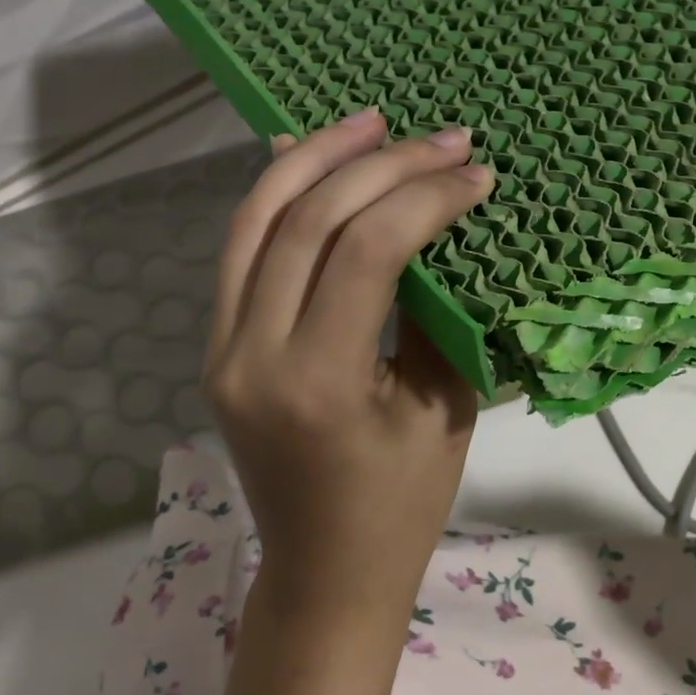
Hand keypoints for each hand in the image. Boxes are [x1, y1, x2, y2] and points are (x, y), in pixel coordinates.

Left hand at [203, 109, 491, 619]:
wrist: (324, 574)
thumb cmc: (401, 508)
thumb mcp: (441, 413)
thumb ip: (435, 319)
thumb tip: (441, 239)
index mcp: (319, 382)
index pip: (367, 251)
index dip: (425, 198)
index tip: (477, 175)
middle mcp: (252, 355)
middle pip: (306, 221)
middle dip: (380, 166)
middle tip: (442, 137)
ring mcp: (221, 350)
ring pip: (253, 223)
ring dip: (313, 160)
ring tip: (369, 121)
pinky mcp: (218, 349)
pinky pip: (240, 254)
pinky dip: (276, 200)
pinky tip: (314, 166)